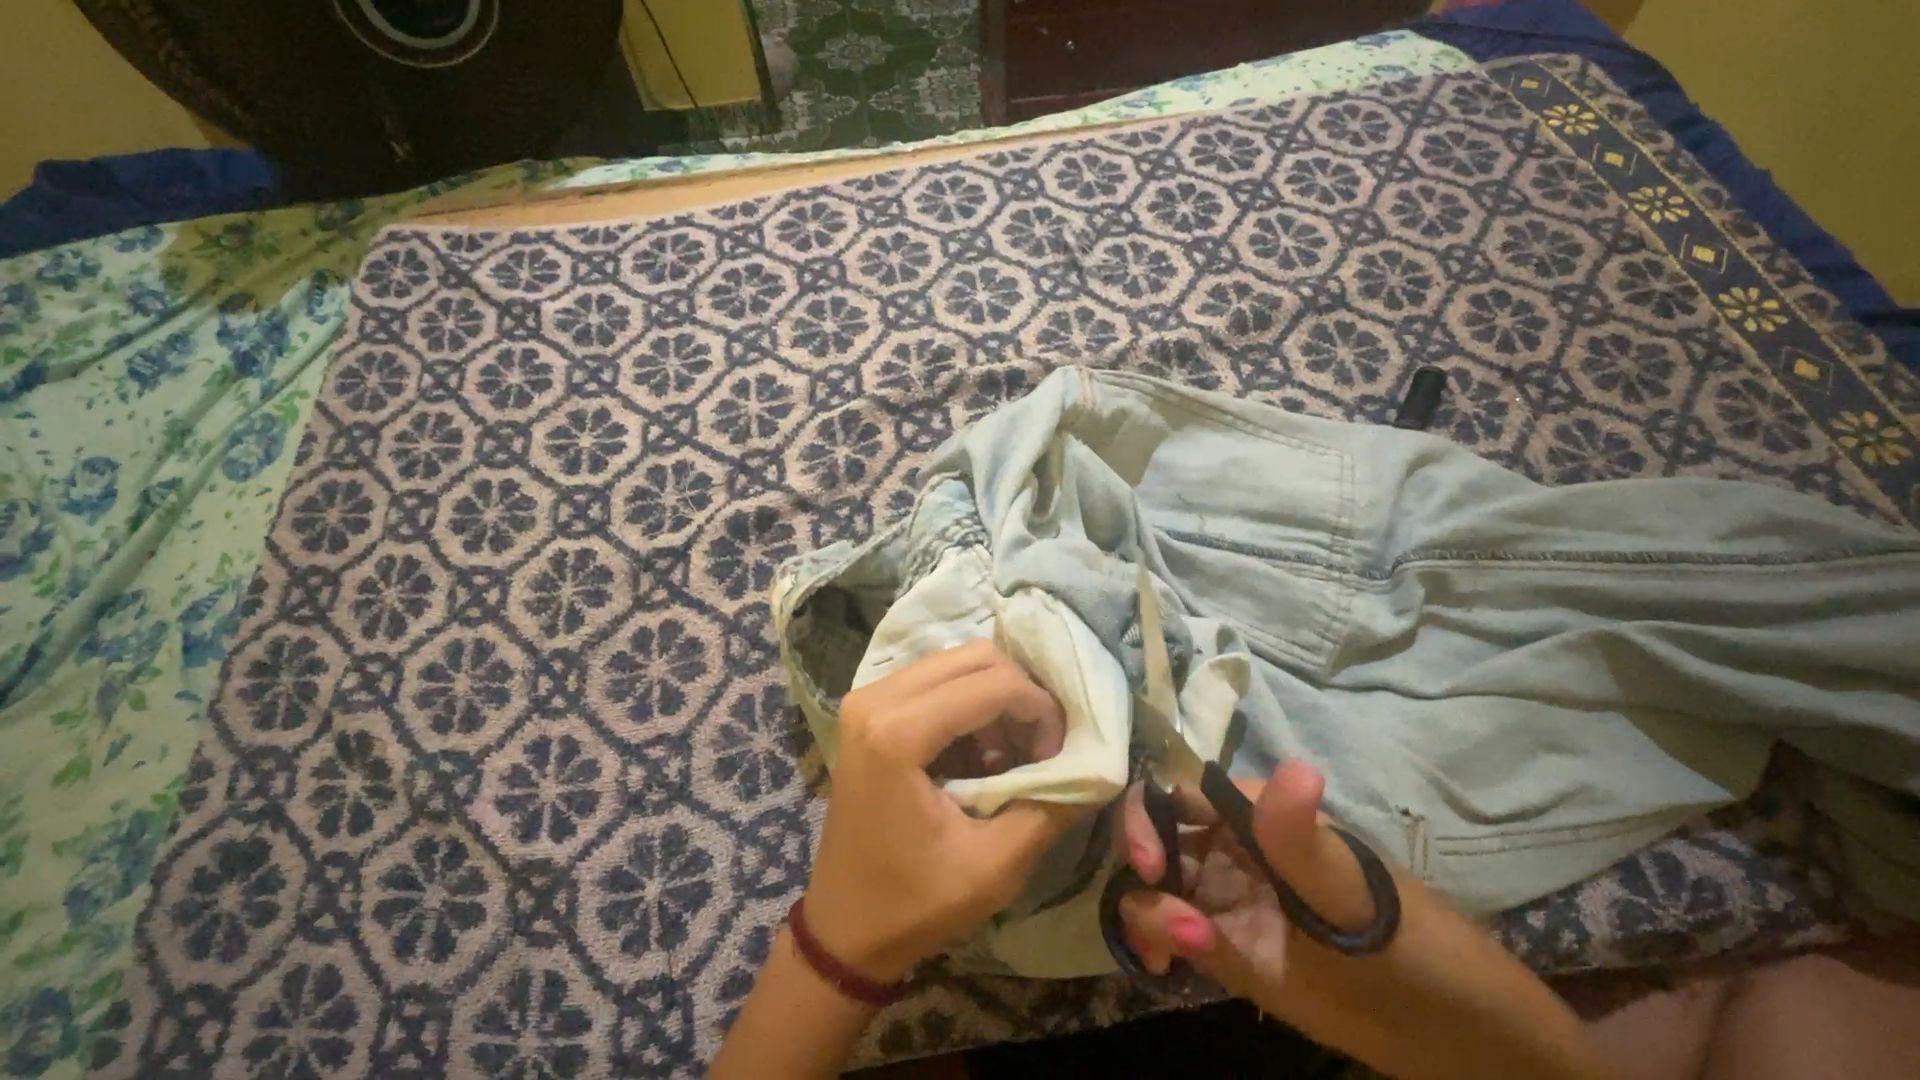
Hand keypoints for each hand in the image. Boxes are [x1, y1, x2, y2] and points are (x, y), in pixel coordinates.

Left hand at [803, 640, 1080, 981]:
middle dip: (1021, 696)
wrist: (845, 928)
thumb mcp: (994, 866)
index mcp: (897, 732)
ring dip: (996, 700)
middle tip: (1040, 751)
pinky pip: (934, 681)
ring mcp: (866, 699)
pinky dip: (969, 707)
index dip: (1041, 711)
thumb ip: (1051, 807)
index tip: (1058, 758)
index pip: (994, 683)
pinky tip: (980, 756)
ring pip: (956, 664)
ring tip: (1012, 759)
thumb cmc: (914, 903)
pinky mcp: (867, 710)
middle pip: (976, 658)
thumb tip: (1098, 766)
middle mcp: (875, 698)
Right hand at [1115, 763, 1619, 1079]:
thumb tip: (1294, 768)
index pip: (1178, 794)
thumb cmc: (1408, 946)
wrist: (1449, 1036)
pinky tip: (1165, 966)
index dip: (1147, 818)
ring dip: (1147, 914)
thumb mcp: (1353, 896)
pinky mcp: (1224, 948)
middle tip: (1165, 924)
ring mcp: (1224, 899)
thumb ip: (1303, 840)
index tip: (1151, 864)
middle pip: (1155, 838)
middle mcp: (1230, 849)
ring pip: (1153, 886)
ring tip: (1177, 955)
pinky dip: (1152, 940)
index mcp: (1256, 818)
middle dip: (1141, 871)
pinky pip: (1167, 930)